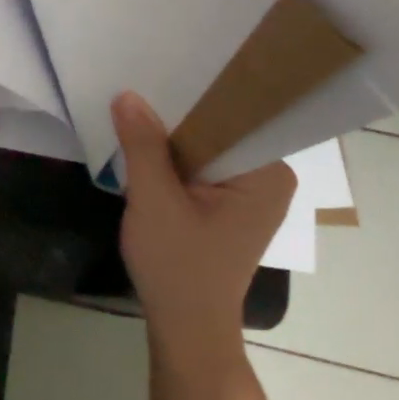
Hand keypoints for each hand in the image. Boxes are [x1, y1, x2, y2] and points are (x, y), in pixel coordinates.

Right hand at [112, 91, 295, 346]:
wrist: (185, 322)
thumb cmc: (178, 263)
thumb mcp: (153, 201)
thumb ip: (143, 147)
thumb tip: (128, 95)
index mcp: (268, 172)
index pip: (235, 116)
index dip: (194, 96)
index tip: (157, 77)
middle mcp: (270, 177)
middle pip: (220, 131)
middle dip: (177, 120)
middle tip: (135, 95)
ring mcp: (251, 194)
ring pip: (206, 150)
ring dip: (171, 143)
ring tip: (134, 119)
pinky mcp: (229, 208)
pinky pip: (202, 170)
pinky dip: (174, 165)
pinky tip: (145, 157)